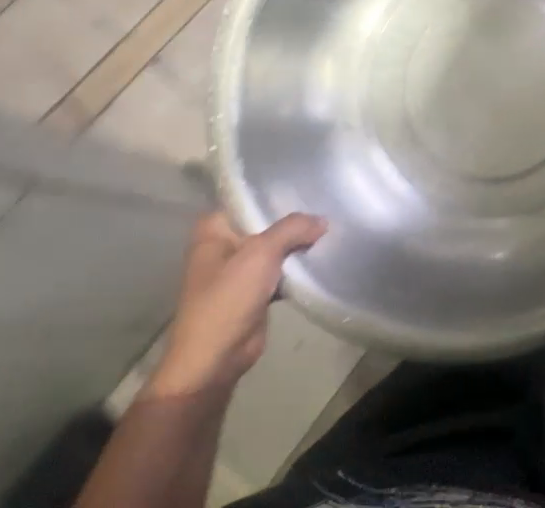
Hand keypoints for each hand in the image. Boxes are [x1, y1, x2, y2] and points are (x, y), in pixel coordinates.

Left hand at [145, 212, 326, 399]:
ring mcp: (238, 271)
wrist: (214, 358)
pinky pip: (280, 272)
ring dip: (298, 246)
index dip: (277, 194)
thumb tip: (323, 221)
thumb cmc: (228, 298)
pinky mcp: (253, 293)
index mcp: (213, 230)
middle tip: (327, 208)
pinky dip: (297, 269)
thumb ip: (293, 229)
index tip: (308, 187)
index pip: (248, 199)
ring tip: (331, 231)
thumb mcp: (261, 253)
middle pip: (265, 224)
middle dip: (293, 221)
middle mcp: (223, 246)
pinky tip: (321, 260)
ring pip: (275, 249)